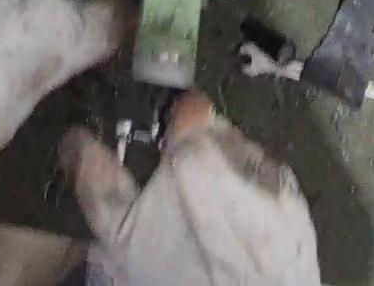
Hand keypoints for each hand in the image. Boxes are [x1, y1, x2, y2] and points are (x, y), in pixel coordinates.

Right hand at [62, 93, 319, 285]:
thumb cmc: (176, 279)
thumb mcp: (121, 238)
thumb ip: (97, 178)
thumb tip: (73, 136)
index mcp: (196, 152)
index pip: (190, 104)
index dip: (175, 125)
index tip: (165, 149)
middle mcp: (242, 154)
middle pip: (216, 129)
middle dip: (198, 151)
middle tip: (181, 194)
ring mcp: (276, 180)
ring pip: (242, 155)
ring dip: (227, 171)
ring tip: (211, 218)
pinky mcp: (300, 207)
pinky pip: (269, 183)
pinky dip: (254, 195)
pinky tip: (240, 231)